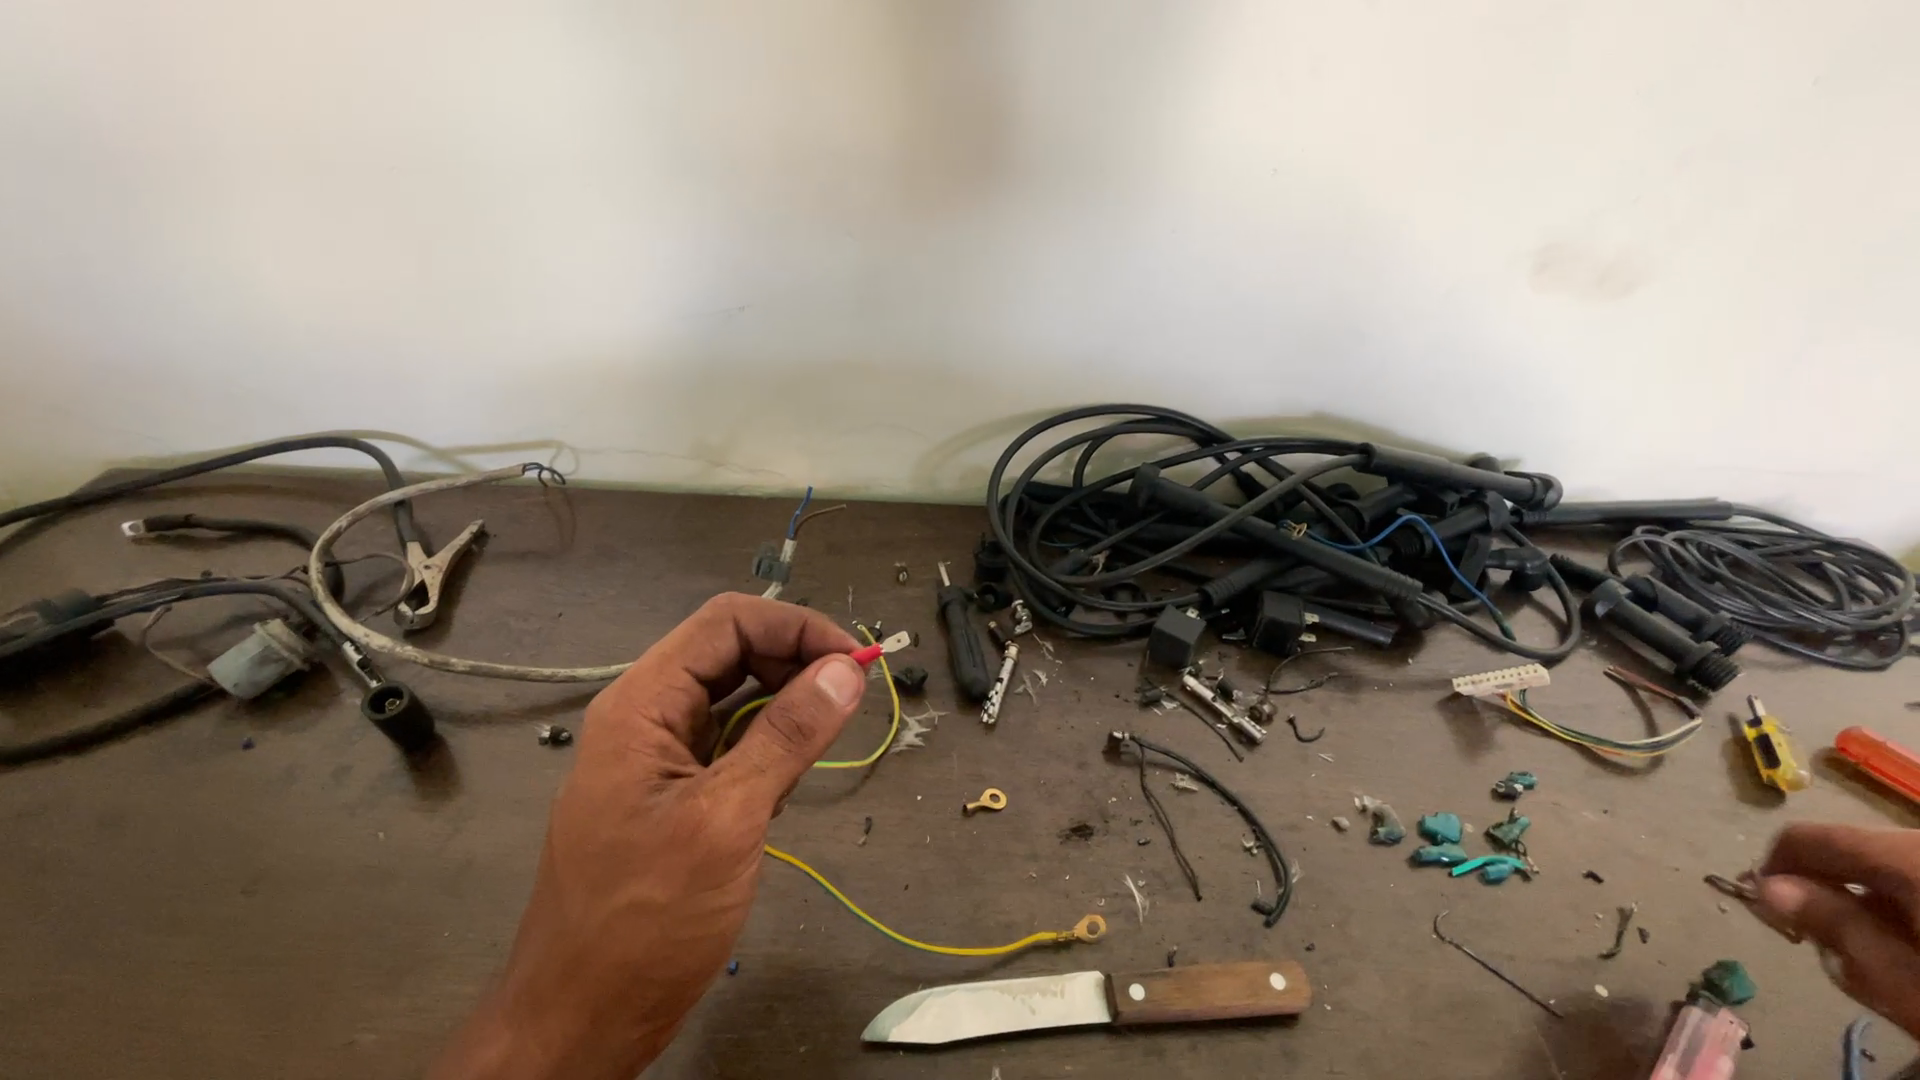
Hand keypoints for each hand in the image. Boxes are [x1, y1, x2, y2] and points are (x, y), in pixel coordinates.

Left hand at [430, 594, 867, 1079]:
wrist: (581, 1021)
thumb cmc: (646, 919)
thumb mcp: (727, 819)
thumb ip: (787, 736)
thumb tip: (846, 670)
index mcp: (643, 704)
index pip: (726, 622)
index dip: (795, 626)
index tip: (854, 661)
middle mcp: (648, 718)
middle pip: (732, 653)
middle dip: (795, 661)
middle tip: (851, 697)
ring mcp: (660, 759)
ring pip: (736, 700)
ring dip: (787, 705)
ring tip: (826, 739)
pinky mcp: (676, 796)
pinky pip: (732, 746)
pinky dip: (771, 748)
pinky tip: (790, 783)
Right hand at [1752, 823, 1919, 1035]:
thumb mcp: (1905, 985)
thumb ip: (1832, 927)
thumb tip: (1768, 889)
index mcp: (1910, 858)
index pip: (1806, 839)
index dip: (1775, 871)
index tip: (1774, 912)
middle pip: (1860, 854)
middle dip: (1842, 898)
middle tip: (1852, 955)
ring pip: (1905, 870)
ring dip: (1892, 911)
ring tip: (1909, 965)